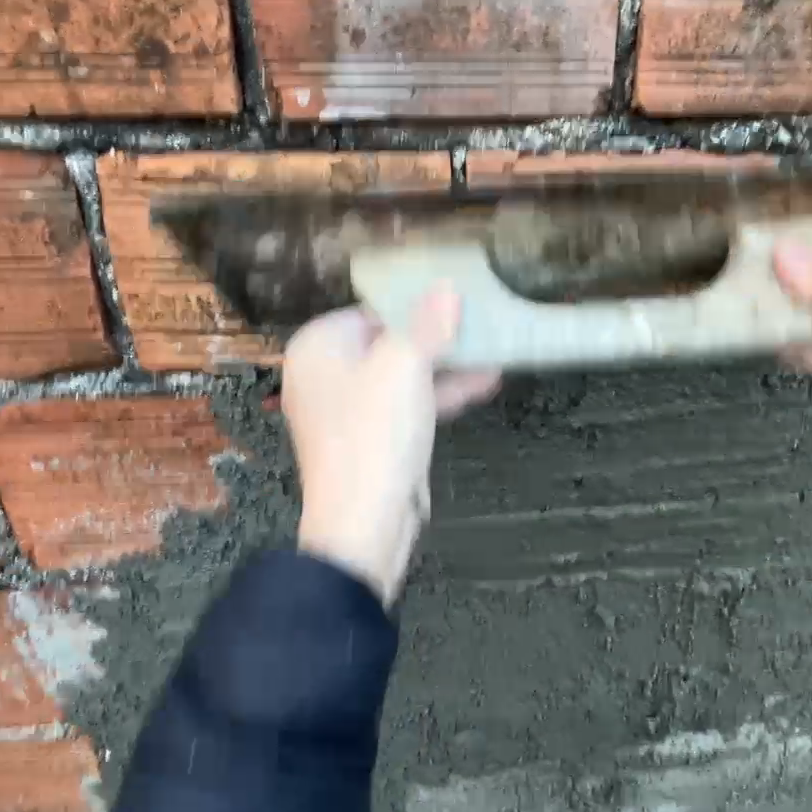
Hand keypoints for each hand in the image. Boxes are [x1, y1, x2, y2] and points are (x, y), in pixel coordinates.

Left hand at [281, 289, 500, 605]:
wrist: (364, 523)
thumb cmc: (374, 436)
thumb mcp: (404, 368)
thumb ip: (426, 325)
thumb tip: (445, 287)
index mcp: (318, 347)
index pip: (372, 309)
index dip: (415, 302)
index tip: (456, 295)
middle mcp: (327, 374)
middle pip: (389, 340)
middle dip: (436, 334)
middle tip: (479, 318)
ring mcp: (350, 409)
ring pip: (403, 373)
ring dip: (446, 363)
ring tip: (493, 346)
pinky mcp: (374, 438)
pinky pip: (409, 404)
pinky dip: (441, 394)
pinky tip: (485, 381)